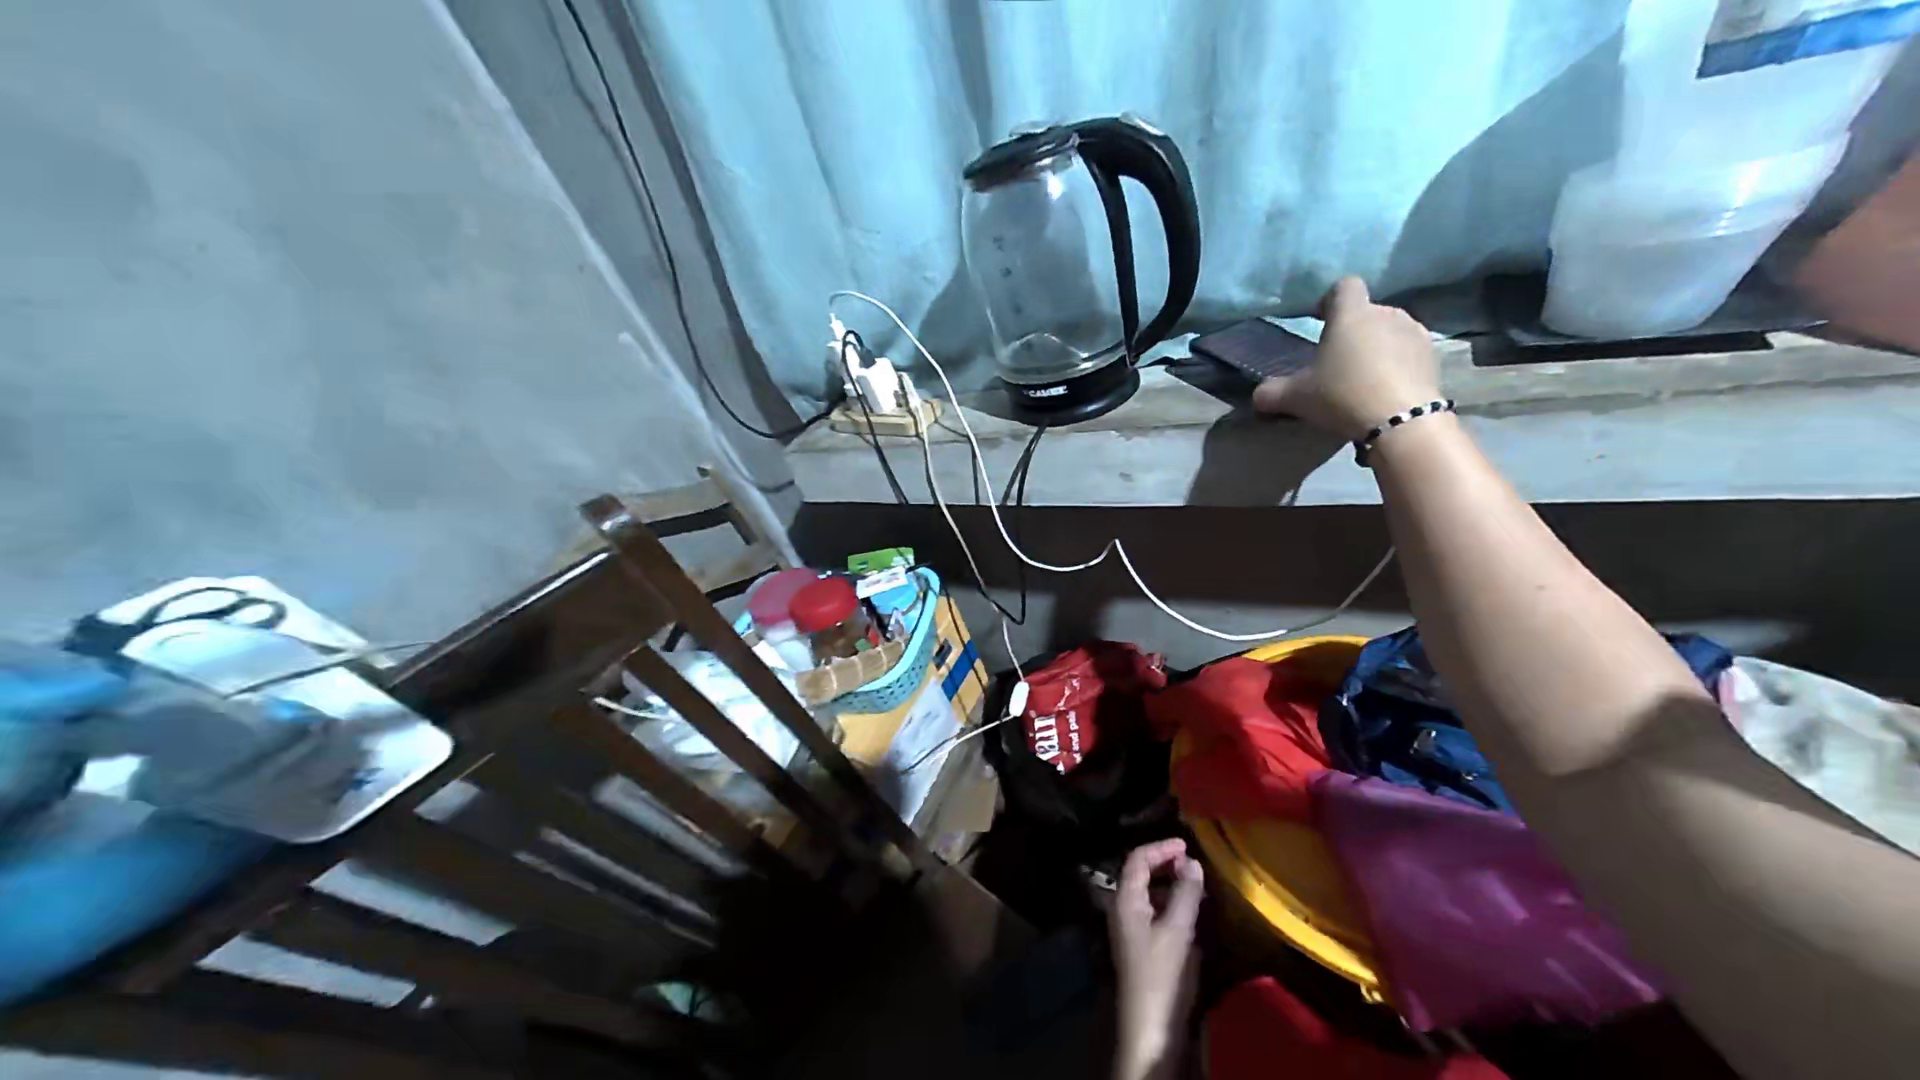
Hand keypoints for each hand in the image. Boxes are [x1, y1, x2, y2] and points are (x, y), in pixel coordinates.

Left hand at [1108, 839, 1204, 1079]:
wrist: (1149, 1027)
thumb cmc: (1162, 974)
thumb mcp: (1178, 931)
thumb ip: (1186, 894)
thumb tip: (1192, 861)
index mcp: (1125, 899)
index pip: (1138, 858)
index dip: (1161, 847)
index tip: (1186, 844)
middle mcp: (1122, 907)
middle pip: (1140, 873)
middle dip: (1165, 863)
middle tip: (1192, 862)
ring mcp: (1129, 927)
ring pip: (1148, 892)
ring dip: (1170, 883)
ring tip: (1196, 882)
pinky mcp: (1140, 944)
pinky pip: (1153, 910)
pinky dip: (1170, 902)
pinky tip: (1189, 910)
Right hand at [1253, 276, 1441, 439]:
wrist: (1402, 421)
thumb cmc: (1342, 395)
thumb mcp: (1295, 398)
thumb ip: (1271, 393)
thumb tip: (1258, 395)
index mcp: (1352, 314)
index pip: (1343, 286)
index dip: (1330, 300)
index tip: (1319, 322)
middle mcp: (1386, 313)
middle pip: (1366, 311)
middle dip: (1352, 329)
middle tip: (1336, 359)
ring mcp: (1415, 332)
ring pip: (1389, 330)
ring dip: (1375, 345)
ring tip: (1362, 376)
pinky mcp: (1433, 355)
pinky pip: (1407, 351)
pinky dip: (1396, 362)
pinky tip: (1385, 388)